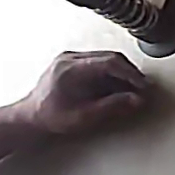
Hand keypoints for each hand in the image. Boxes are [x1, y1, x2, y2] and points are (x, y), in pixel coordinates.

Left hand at [13, 51, 149, 136]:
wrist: (31, 116)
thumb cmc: (52, 116)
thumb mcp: (86, 115)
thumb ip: (113, 106)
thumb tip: (137, 99)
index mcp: (71, 69)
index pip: (110, 62)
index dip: (132, 74)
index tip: (143, 86)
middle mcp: (69, 59)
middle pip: (111, 57)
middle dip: (131, 72)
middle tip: (142, 87)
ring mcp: (70, 59)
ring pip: (108, 58)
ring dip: (124, 72)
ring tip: (132, 87)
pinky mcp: (72, 63)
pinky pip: (100, 61)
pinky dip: (114, 72)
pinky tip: (118, 85)